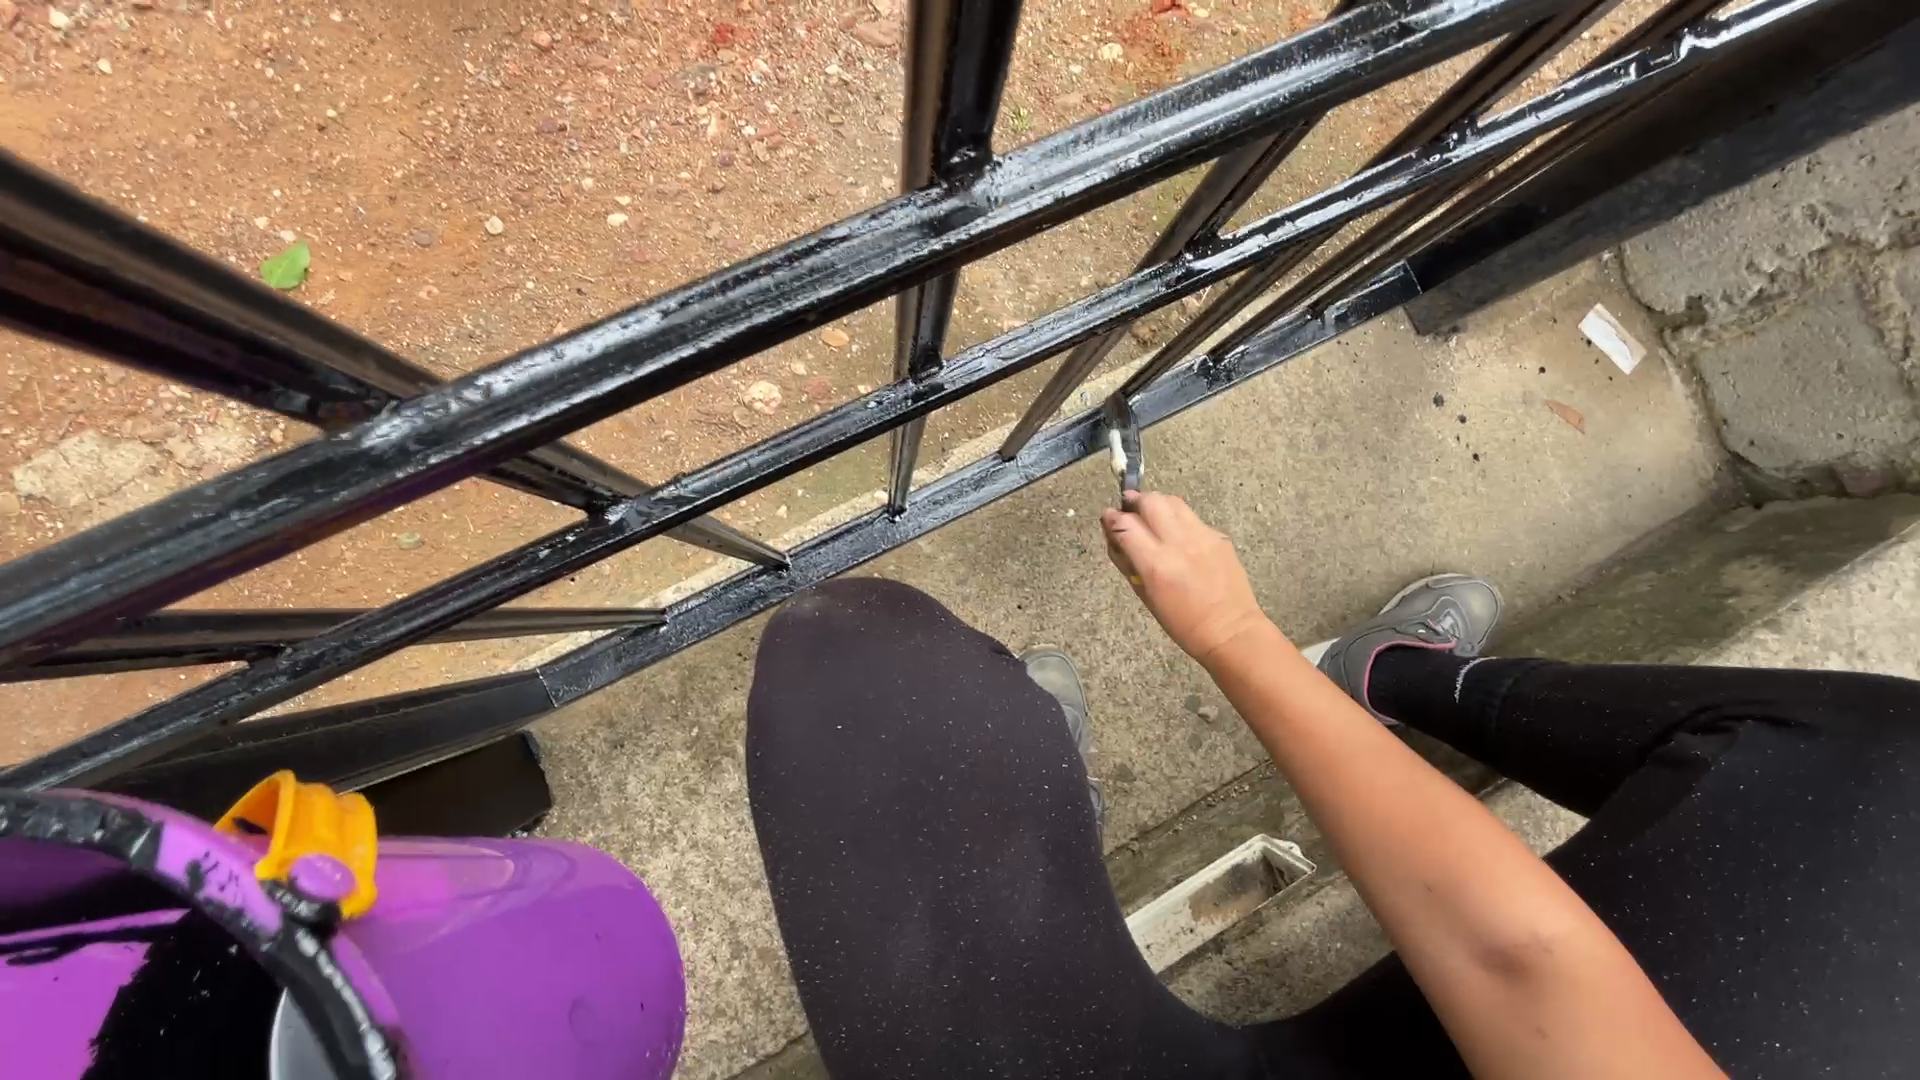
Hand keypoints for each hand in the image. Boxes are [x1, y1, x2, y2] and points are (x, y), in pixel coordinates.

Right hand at [1100, 491, 1273, 666]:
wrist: (1229, 629)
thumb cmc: (1181, 622)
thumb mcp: (1144, 595)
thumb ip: (1127, 561)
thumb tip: (1114, 536)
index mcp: (1156, 564)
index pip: (1125, 525)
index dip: (1111, 517)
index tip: (1107, 517)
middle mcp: (1179, 543)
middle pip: (1150, 502)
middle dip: (1134, 501)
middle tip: (1128, 508)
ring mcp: (1202, 536)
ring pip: (1173, 502)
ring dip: (1156, 503)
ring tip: (1151, 514)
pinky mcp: (1218, 536)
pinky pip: (1191, 518)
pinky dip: (1177, 520)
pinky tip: (1176, 535)